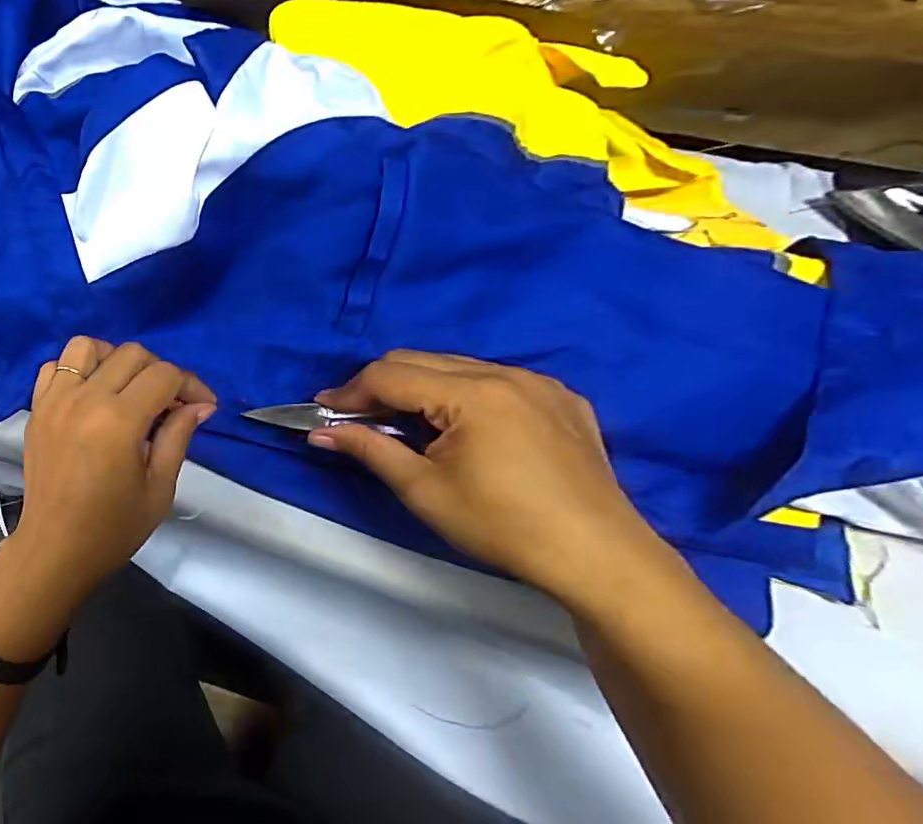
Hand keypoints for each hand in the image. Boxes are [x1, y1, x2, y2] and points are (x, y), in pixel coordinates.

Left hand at [0, 338, 214, 660]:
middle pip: (131, 354)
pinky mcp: (36, 408)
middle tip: (169, 403)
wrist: (56, 547)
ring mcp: (54, 400)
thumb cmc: (112, 527)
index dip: (191, 384)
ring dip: (113, 358)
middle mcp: (84, 399)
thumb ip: (178, 436)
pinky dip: (75, 370)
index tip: (202, 404)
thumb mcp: (159, 487)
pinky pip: (54, 367)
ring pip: (86, 346)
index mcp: (119, 420)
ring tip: (126, 388)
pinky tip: (90, 395)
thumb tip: (200, 404)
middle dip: (159, 372)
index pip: (164, 375)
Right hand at [313, 350, 675, 608]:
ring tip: (403, 423)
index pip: (390, 375)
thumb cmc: (503, 526)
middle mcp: (505, 374)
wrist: (602, 561)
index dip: (350, 392)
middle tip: (356, 419)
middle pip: (418, 361)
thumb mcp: (423, 489)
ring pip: (454, 365)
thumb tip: (320, 431)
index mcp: (473, 393)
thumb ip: (368, 449)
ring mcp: (538, 384)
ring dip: (418, 387)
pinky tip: (460, 425)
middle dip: (379, 386)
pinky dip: (461, 392)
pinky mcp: (562, 399)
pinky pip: (494, 379)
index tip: (323, 411)